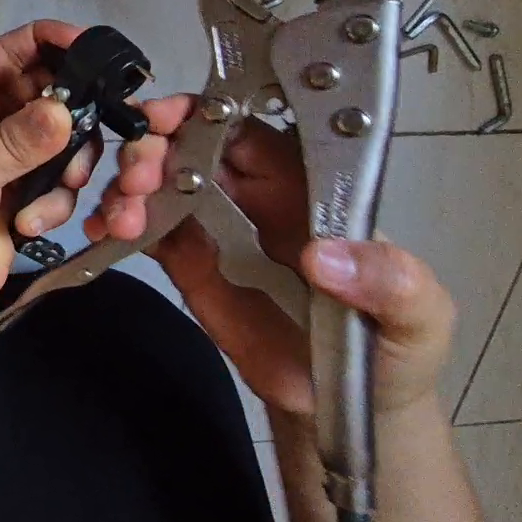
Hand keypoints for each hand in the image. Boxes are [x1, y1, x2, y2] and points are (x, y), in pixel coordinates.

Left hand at [0, 21, 110, 306]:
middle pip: (50, 90)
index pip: (10, 51)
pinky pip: (65, 175)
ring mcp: (12, 153)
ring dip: (69, 165)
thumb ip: (13, 144)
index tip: (94, 48)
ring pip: (66, 135)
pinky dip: (58, 199)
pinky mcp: (30, 186)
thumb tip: (63, 111)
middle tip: (84, 142)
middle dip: (73, 116)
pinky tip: (29, 223)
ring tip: (55, 191)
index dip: (49, 40)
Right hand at [96, 94, 456, 415]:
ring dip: (126, 188)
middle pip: (187, 147)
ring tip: (119, 219)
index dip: (201, 113)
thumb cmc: (391, 349)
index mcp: (301, 187)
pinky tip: (102, 233)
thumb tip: (323, 256)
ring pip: (155, 183)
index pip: (245, 130)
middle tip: (136, 178)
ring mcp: (210, 227)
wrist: (340, 408)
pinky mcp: (183, 261)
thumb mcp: (420, 317)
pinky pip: (141, 228)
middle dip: (152, 151)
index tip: (162, 118)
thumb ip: (392, 283)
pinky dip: (114, 222)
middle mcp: (249, 196)